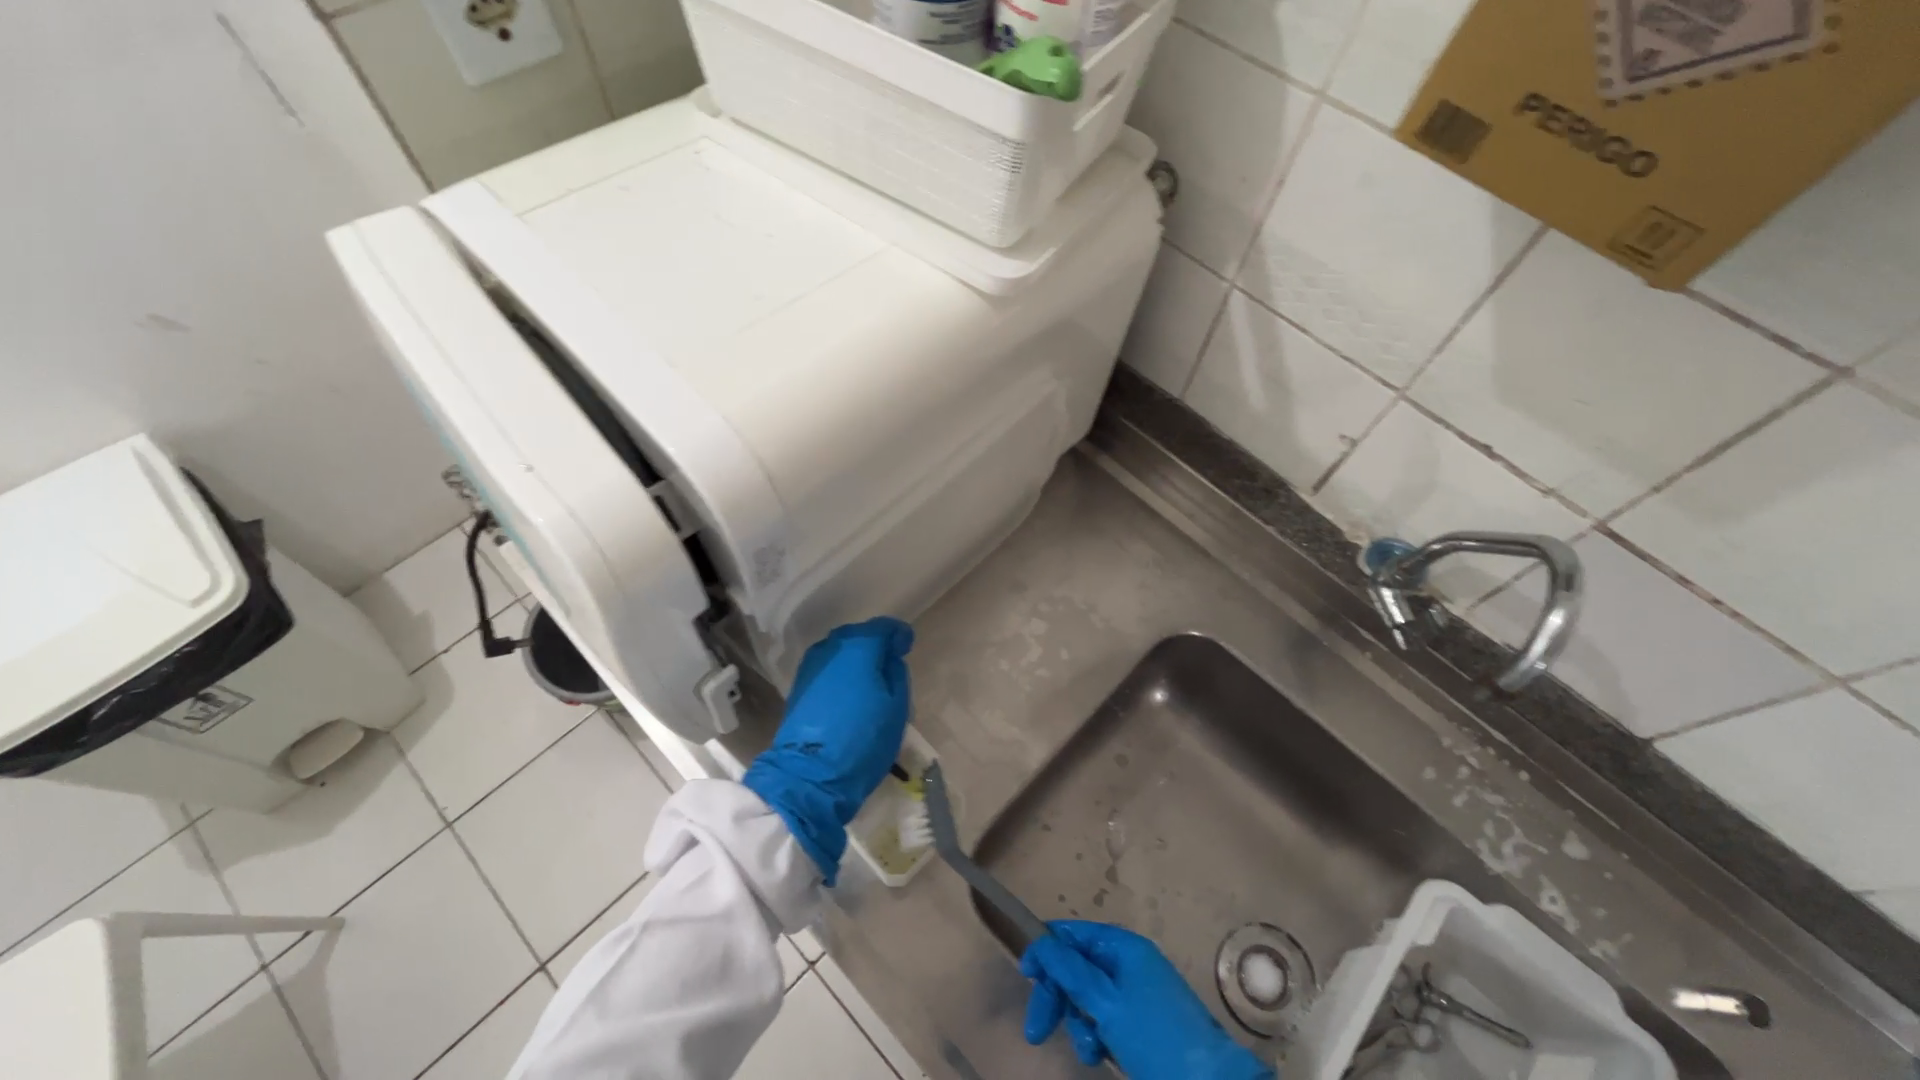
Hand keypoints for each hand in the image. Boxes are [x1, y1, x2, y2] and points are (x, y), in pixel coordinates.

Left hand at [741, 617, 914, 884]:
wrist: (809, 777)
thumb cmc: (863, 741)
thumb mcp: (896, 708)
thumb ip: (896, 673)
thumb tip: (889, 657)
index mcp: (858, 648)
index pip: (883, 628)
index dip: (899, 636)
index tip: (907, 647)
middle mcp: (831, 648)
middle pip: (859, 636)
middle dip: (876, 646)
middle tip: (891, 664)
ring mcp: (811, 667)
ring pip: (840, 652)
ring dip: (857, 660)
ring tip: (871, 681)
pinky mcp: (799, 687)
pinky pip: (828, 669)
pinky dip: (842, 674)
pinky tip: (851, 692)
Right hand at [1022, 921, 1270, 1079]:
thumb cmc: (1153, 1036)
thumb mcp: (1105, 1002)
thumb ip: (1070, 970)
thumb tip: (1041, 941)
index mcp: (1123, 948)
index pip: (1074, 935)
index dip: (1047, 950)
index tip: (1025, 974)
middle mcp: (1128, 964)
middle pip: (1076, 969)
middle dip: (1056, 998)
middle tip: (1036, 1031)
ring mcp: (1135, 994)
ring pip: (1087, 999)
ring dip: (1078, 1023)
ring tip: (1089, 1050)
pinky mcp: (1138, 1022)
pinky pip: (1103, 1019)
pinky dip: (1096, 1036)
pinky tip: (1100, 1056)